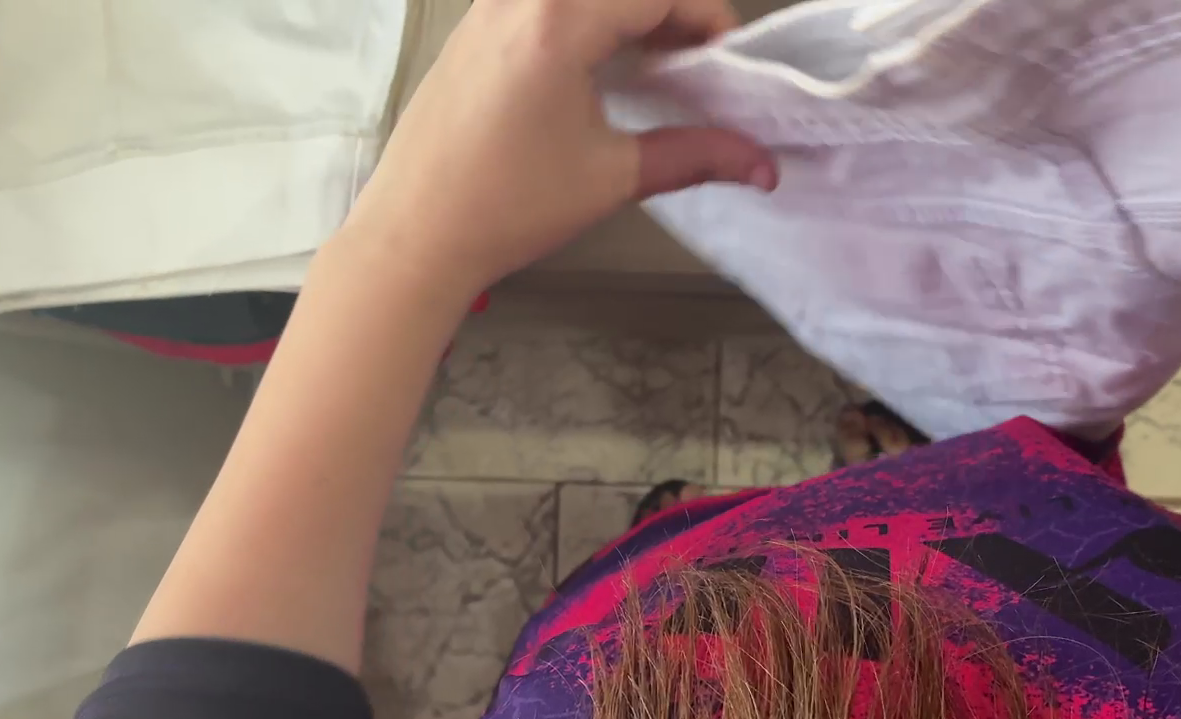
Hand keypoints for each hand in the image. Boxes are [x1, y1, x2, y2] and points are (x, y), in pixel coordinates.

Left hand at [344, 0, 777, 295]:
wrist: (420, 232)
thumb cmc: (509, 206)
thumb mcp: (611, 178)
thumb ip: (692, 158)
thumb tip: (760, 166)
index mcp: (559, 20)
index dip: (705, 16)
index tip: (729, 56)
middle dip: (669, 12)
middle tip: (696, 62)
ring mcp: (489, 7)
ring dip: (626, 16)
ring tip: (652, 67)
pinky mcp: (473, 28)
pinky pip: (544, 3)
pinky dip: (587, 22)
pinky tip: (597, 70)